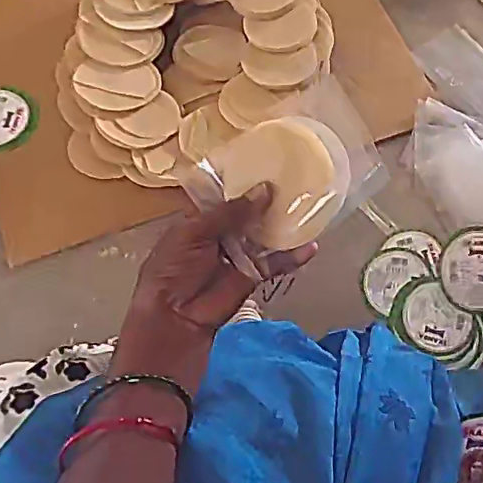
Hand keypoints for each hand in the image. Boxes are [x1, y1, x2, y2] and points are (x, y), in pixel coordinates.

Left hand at [114, 185, 316, 386]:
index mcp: (201, 220)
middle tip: (294, 181)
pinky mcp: (254, 275)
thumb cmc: (172, 270)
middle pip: (250, 214)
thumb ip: (230, 212)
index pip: (226, 197)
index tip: (268, 163)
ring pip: (265, 235)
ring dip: (283, 224)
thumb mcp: (194, 232)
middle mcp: (223, 234)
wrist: (173, 318)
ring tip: (307, 206)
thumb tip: (264, 190)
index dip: (244, 182)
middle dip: (269, 201)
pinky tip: (310, 247)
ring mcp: (240, 254)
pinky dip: (293, 256)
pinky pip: (276, 262)